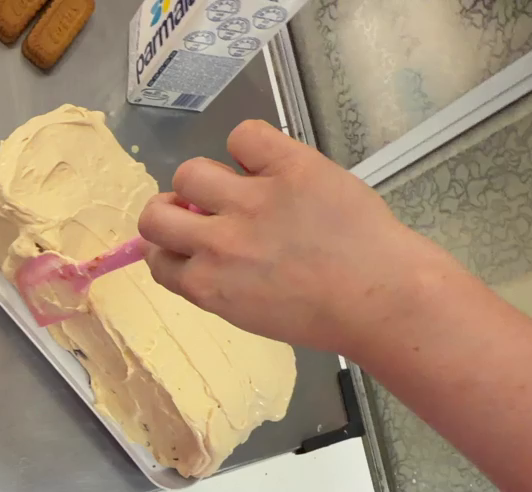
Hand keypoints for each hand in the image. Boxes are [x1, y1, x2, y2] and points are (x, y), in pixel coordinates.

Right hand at [137, 120, 461, 357]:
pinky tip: (264, 162)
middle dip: (168, 211)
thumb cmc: (314, 315)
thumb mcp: (244, 312)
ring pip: (190, 173)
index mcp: (204, 284)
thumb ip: (213, 282)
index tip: (183, 243)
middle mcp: (216, 243)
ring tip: (232, 185)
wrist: (377, 295)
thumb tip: (197, 252)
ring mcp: (251, 202)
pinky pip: (244, 136)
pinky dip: (247, 145)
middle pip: (154, 214)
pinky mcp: (289, 167)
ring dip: (202, 180)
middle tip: (194, 210)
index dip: (166, 247)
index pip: (156, 258)